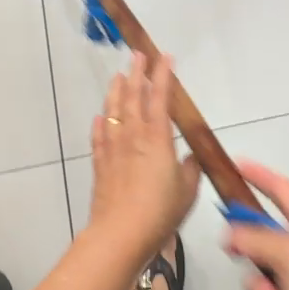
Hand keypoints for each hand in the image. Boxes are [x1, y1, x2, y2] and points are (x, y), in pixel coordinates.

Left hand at [86, 53, 200, 259]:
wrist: (120, 234)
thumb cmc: (160, 212)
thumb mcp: (187, 192)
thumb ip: (189, 170)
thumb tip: (188, 158)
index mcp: (158, 138)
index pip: (161, 98)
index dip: (163, 76)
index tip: (165, 57)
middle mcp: (134, 136)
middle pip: (133, 97)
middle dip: (137, 74)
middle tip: (137, 55)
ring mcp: (114, 148)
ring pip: (113, 112)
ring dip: (116, 92)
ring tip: (118, 77)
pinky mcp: (100, 164)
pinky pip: (99, 137)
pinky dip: (100, 124)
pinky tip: (99, 117)